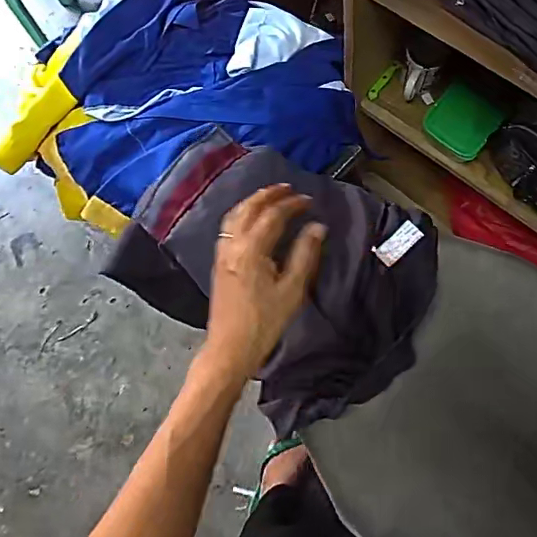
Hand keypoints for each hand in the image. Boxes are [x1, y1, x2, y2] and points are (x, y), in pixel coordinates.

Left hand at [200, 184, 325, 382]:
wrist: (230, 349)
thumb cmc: (265, 321)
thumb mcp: (293, 289)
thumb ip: (305, 254)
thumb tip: (317, 228)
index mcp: (251, 250)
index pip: (273, 216)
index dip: (292, 204)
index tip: (309, 200)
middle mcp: (233, 247)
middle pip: (247, 210)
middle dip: (267, 195)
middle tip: (287, 187)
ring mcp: (222, 255)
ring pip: (234, 217)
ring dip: (252, 203)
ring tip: (270, 197)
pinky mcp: (220, 264)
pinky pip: (229, 228)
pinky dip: (242, 215)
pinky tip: (252, 220)